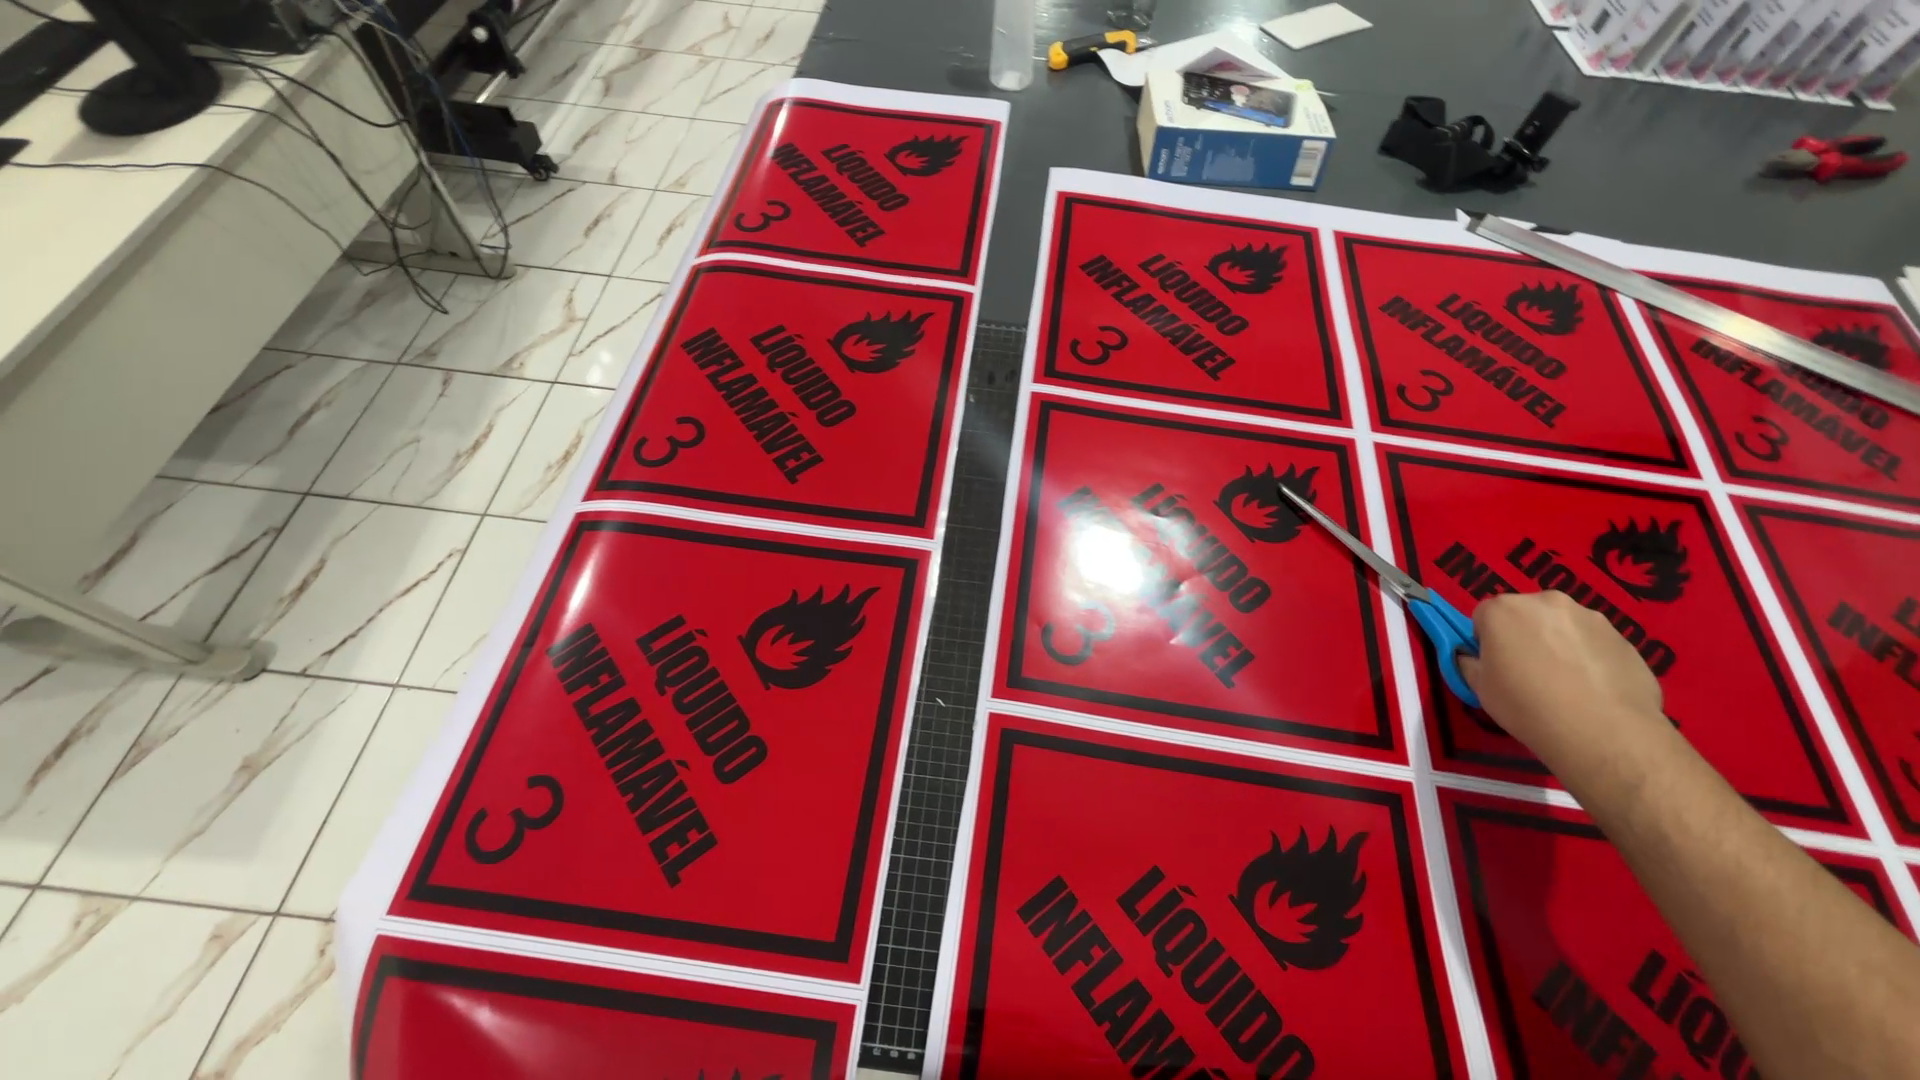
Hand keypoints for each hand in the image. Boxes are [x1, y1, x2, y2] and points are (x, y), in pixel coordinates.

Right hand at [1458, 590, 1664, 756]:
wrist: (1602, 730)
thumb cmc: (1526, 705)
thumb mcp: (1479, 687)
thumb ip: (1470, 663)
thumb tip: (1472, 658)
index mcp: (1503, 609)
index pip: (1484, 616)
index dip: (1486, 641)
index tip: (1495, 666)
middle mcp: (1547, 602)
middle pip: (1526, 614)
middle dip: (1524, 636)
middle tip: (1529, 673)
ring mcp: (1590, 617)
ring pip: (1563, 627)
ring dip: (1559, 645)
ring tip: (1566, 684)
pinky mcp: (1624, 637)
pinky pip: (1594, 644)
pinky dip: (1589, 659)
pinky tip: (1593, 690)